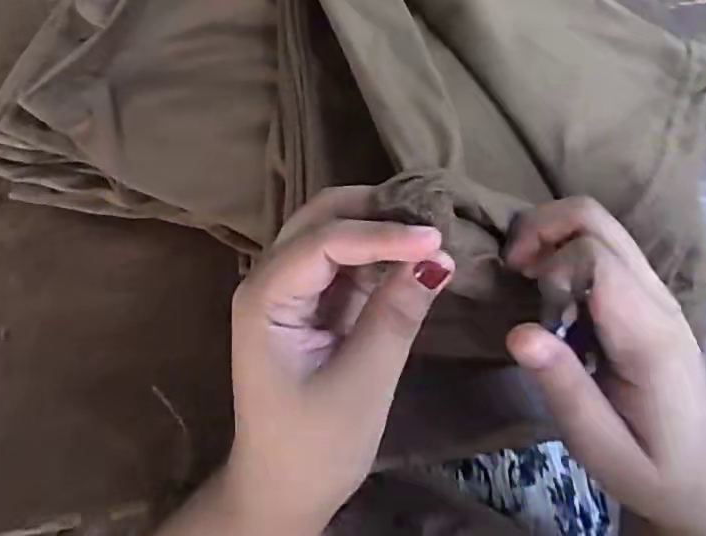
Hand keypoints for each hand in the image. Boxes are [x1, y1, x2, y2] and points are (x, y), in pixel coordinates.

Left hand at [159, 187, 453, 534]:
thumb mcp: (362, 386)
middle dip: (375, 211)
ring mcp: (290, 284)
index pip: (324, 241)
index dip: (381, 234)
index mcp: (264, 296)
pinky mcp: (313, 296)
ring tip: (428, 230)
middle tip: (430, 218)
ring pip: (334, 228)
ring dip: (379, 225)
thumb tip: (440, 257)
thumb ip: (396, 315)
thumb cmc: (314, 449)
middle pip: (322, 217)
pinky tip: (412, 253)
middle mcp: (270, 276)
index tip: (434, 237)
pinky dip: (380, 250)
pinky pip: (346, 256)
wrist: (282, 494)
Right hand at [504, 198, 705, 535]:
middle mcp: (658, 297)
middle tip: (513, 264)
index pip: (595, 256)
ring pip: (598, 220)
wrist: (701, 483)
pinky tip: (550, 282)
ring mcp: (656, 289)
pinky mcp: (647, 290)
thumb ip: (563, 387)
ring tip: (525, 270)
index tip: (531, 301)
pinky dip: (564, 242)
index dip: (551, 265)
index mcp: (649, 335)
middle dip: (542, 225)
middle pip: (595, 218)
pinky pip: (602, 240)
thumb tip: (518, 333)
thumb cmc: (648, 470)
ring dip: (551, 230)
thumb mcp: (600, 447)